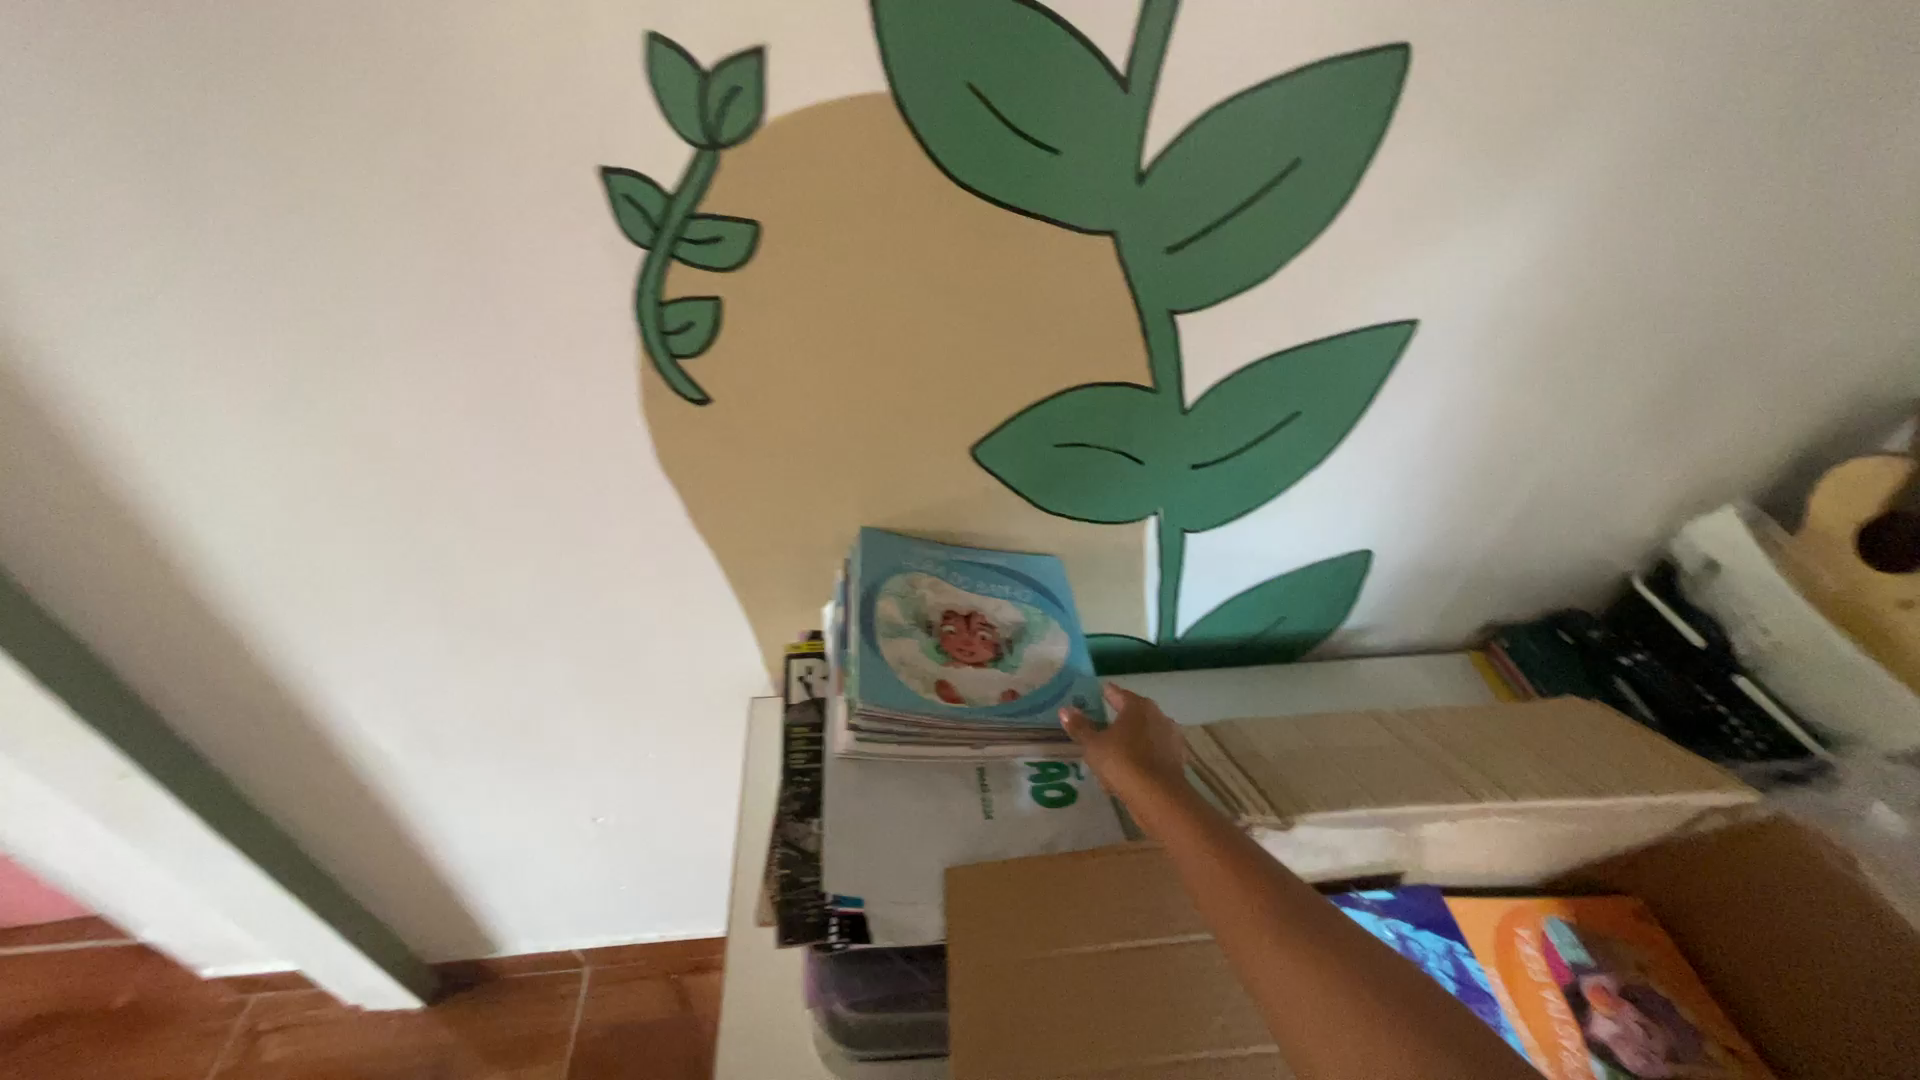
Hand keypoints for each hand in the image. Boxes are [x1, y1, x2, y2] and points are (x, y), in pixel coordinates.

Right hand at [1060, 684, 1188, 810]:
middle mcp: (1158, 716)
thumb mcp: (1093, 745)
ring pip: (1146, 732)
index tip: (1101, 691)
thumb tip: (1065, 710)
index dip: (1108, 693)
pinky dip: (1144, 755)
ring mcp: (1170, 737)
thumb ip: (1080, 727)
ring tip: (1118, 746)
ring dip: (1134, 737)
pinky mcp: (1177, 758)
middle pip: (1136, 712)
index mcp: (1138, 707)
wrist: (1158, 796)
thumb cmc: (1122, 762)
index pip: (1119, 694)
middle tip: (1107, 719)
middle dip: (1122, 716)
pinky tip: (1133, 767)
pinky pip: (1154, 751)